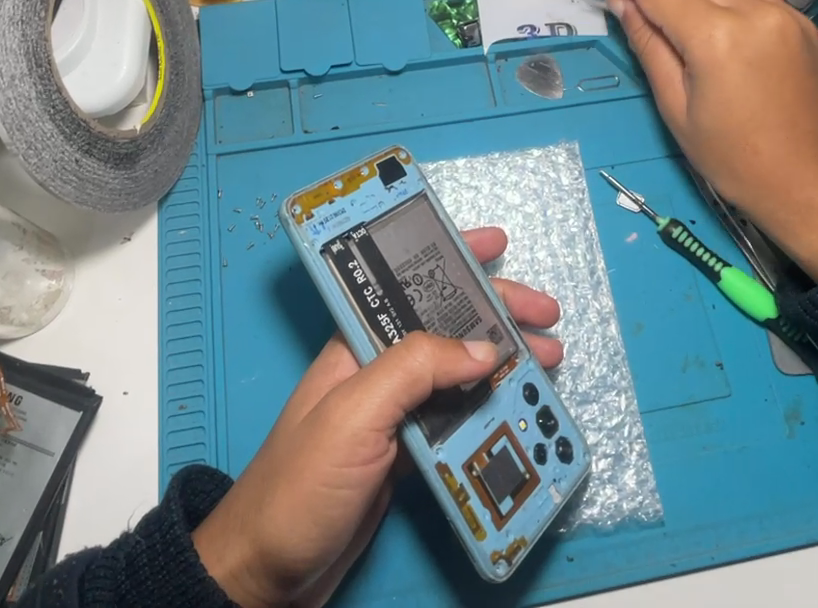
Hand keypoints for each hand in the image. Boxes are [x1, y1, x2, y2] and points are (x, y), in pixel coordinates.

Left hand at [192, 227, 562, 607]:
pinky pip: (459, 420)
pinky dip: (492, 413)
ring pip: (460, 375)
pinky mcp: (407, 453)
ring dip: (505, 366)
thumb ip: (415, 369)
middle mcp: (380, 370)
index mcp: (360, 345)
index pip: (411, 286)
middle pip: (449, 328)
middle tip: (549, 316)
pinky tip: (518, 412)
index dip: (454, 260)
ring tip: (549, 363)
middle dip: (499, 314)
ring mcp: (395, 413)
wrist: (267, 572)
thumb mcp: (354, 413)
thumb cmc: (298, 484)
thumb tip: (484, 347)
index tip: (499, 244)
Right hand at [593, 0, 817, 280]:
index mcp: (716, 37)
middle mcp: (754, 12)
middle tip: (630, 5)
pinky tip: (715, 23)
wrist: (816, 186)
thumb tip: (622, 3)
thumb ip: (649, 47)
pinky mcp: (806, 25)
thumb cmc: (736, 161)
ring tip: (671, 13)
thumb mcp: (676, 110)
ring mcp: (786, 15)